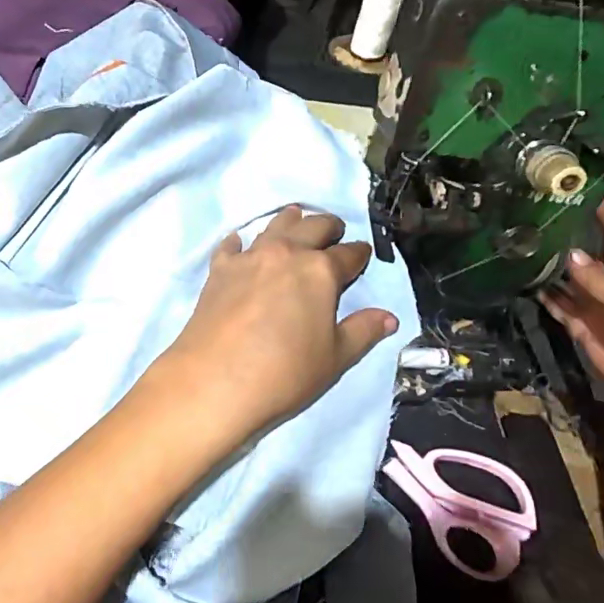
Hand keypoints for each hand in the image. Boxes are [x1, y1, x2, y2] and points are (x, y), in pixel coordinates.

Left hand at [156, 206, 396, 446]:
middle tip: (334, 232)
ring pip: (275, 226)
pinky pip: (232, 245)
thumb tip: (389, 317)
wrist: (215, 382)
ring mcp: (250, 258)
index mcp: (320, 271)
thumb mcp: (335, 358)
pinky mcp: (219, 270)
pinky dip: (241, 242)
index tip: (363, 256)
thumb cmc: (285, 373)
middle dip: (329, 228)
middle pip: (313, 227)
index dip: (359, 255)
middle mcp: (286, 253)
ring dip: (291, 221)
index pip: (348, 255)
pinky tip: (240, 243)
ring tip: (296, 220)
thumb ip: (363, 331)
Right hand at [538, 198, 603, 432]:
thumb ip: (601, 282)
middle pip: (591, 251)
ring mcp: (600, 306)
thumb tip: (569, 255)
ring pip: (571, 278)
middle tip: (535, 212)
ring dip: (551, 263)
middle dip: (569, 232)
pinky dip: (545, 295)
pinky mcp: (585, 329)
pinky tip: (524, 280)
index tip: (581, 184)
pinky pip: (560, 306)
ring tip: (522, 241)